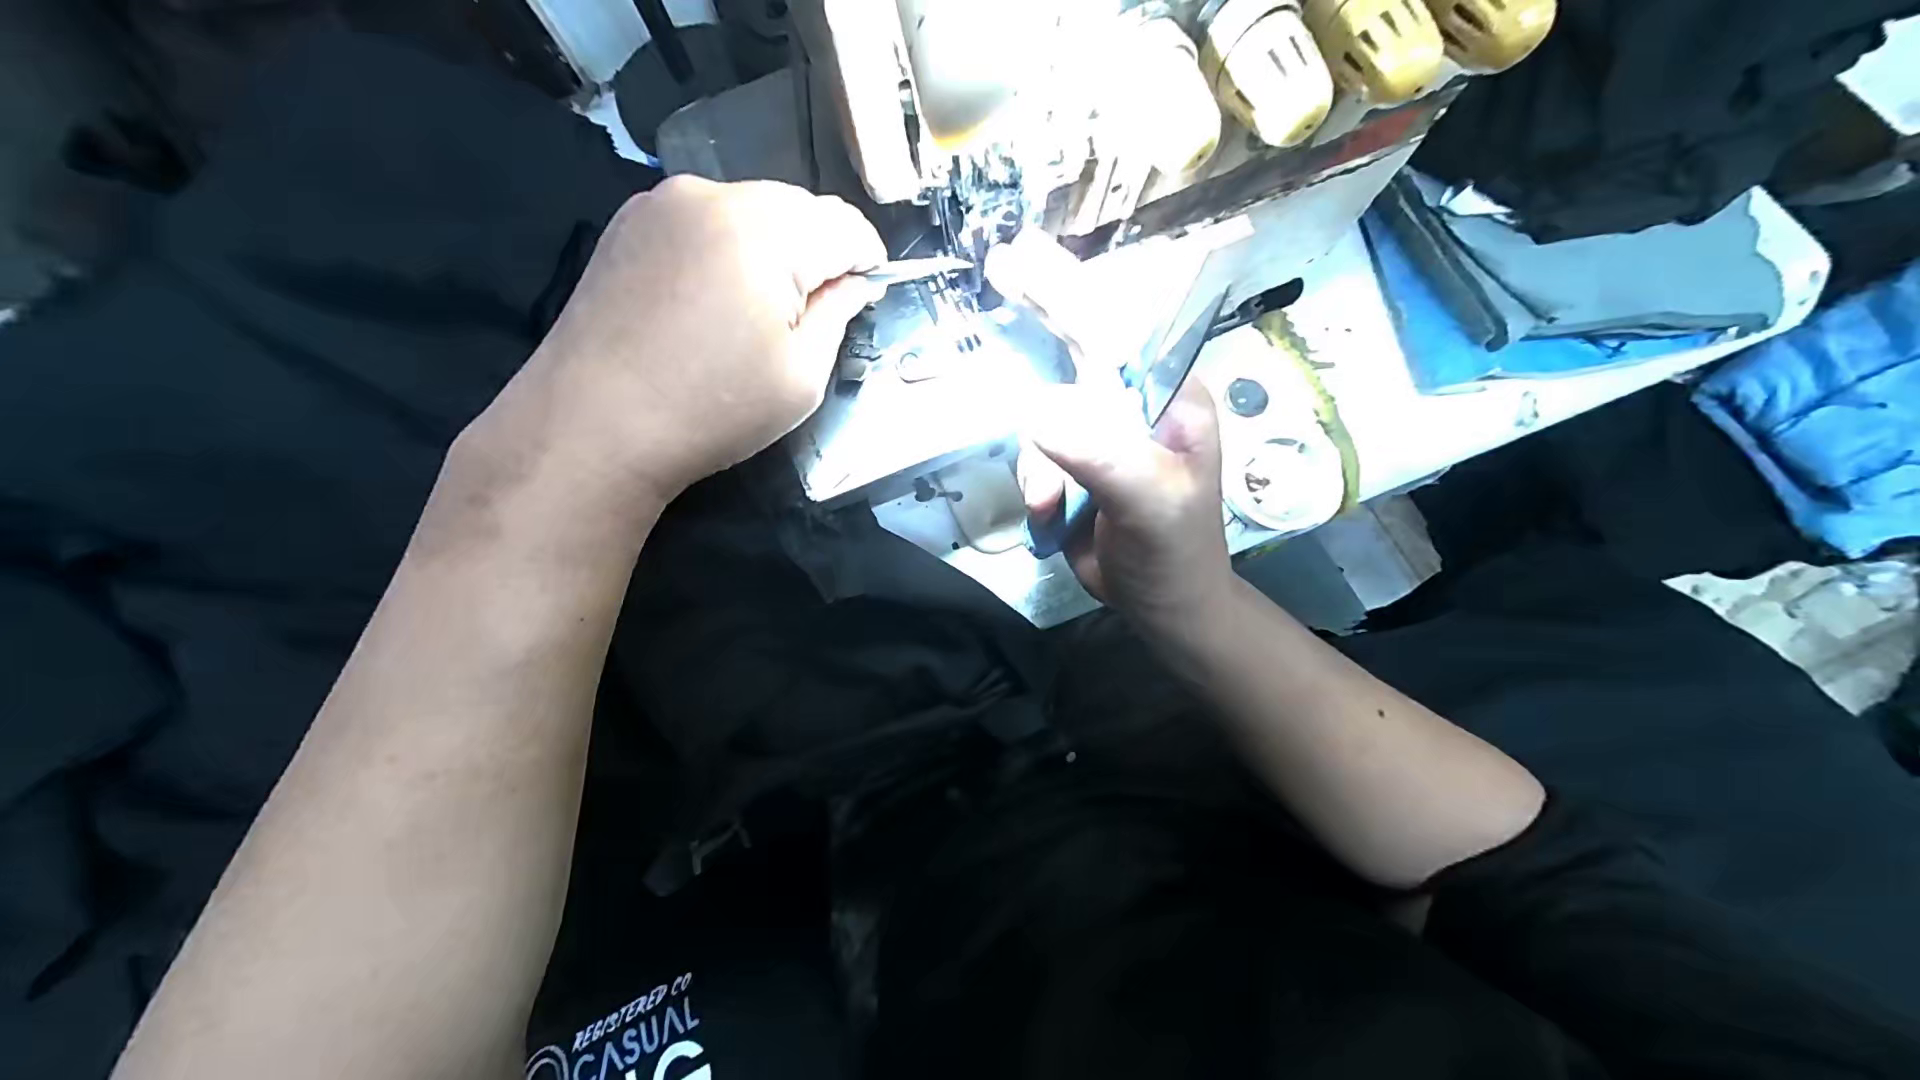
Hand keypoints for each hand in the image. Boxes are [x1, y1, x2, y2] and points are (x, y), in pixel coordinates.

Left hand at [464, 175, 886, 505]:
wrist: (594, 426)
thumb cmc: (712, 410)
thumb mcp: (801, 377)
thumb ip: (838, 316)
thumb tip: (854, 285)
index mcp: (763, 231)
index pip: (844, 225)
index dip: (868, 260)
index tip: (868, 294)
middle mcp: (711, 195)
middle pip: (797, 208)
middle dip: (820, 252)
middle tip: (818, 310)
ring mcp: (662, 203)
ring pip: (751, 209)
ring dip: (776, 248)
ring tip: (765, 309)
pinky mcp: (630, 223)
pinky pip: (707, 219)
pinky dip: (730, 247)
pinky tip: (719, 298)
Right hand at [989, 234, 1234, 630]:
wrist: (1162, 604)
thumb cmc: (1174, 551)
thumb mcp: (1150, 503)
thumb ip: (1101, 455)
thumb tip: (1035, 411)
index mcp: (1168, 396)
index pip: (1117, 330)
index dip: (1068, 290)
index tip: (1020, 258)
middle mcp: (1133, 402)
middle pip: (1078, 346)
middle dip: (1041, 313)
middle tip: (1002, 265)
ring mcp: (1099, 433)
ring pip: (1040, 416)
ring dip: (1036, 464)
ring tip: (1053, 507)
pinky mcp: (1073, 464)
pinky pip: (1032, 454)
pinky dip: (1032, 483)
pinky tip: (1050, 515)